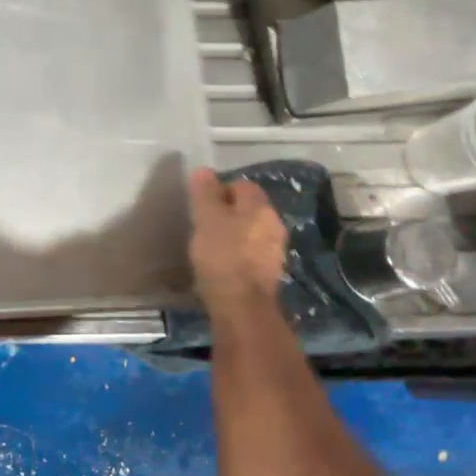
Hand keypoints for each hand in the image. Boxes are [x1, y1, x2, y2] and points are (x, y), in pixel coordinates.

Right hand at [188, 167, 287, 317]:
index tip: (201, 206)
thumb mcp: (206, 220)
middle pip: (249, 208)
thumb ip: (205, 194)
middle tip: (203, 225)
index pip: (241, 185)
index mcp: (259, 206)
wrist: (242, 305)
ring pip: (252, 230)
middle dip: (228, 212)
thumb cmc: (222, 257)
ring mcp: (275, 248)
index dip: (219, 191)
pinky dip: (239, 253)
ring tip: (211, 246)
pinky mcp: (270, 270)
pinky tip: (223, 264)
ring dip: (234, 233)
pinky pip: (252, 251)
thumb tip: (204, 170)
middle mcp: (274, 222)